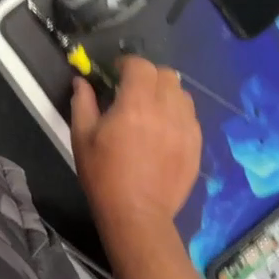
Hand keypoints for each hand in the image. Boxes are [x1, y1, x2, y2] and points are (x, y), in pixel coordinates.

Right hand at [71, 55, 200, 233]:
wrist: (137, 214)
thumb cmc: (103, 173)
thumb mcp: (82, 136)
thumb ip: (83, 102)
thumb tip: (81, 81)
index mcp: (135, 105)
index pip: (140, 66)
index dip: (127, 64)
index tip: (115, 73)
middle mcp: (166, 111)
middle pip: (166, 75)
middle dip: (148, 75)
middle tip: (132, 90)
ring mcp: (186, 129)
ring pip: (182, 94)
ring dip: (165, 92)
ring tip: (150, 108)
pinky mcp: (197, 146)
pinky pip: (191, 116)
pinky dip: (177, 113)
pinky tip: (163, 129)